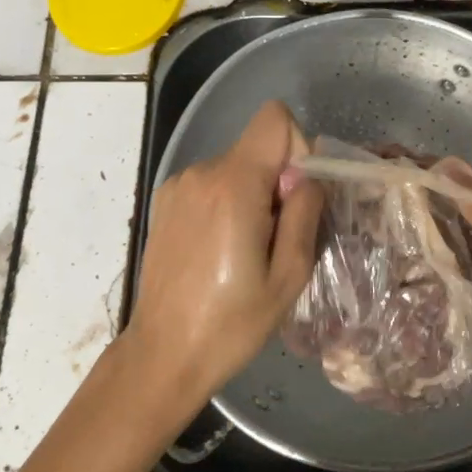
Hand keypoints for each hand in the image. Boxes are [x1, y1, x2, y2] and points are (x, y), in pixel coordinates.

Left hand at [124, 100, 324, 400]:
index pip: (274, 118)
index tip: (294, 198)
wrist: (163, 354)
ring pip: (235, 168)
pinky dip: (225, 204)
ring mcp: (179, 184)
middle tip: (273, 242)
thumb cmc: (231, 323)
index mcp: (234, 184)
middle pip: (257, 148)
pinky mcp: (165, 200)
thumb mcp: (288, 276)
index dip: (297, 148)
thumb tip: (307, 177)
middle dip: (276, 183)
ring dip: (250, 197)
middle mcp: (202, 172)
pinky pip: (211, 184)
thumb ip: (304, 213)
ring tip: (244, 253)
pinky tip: (218, 251)